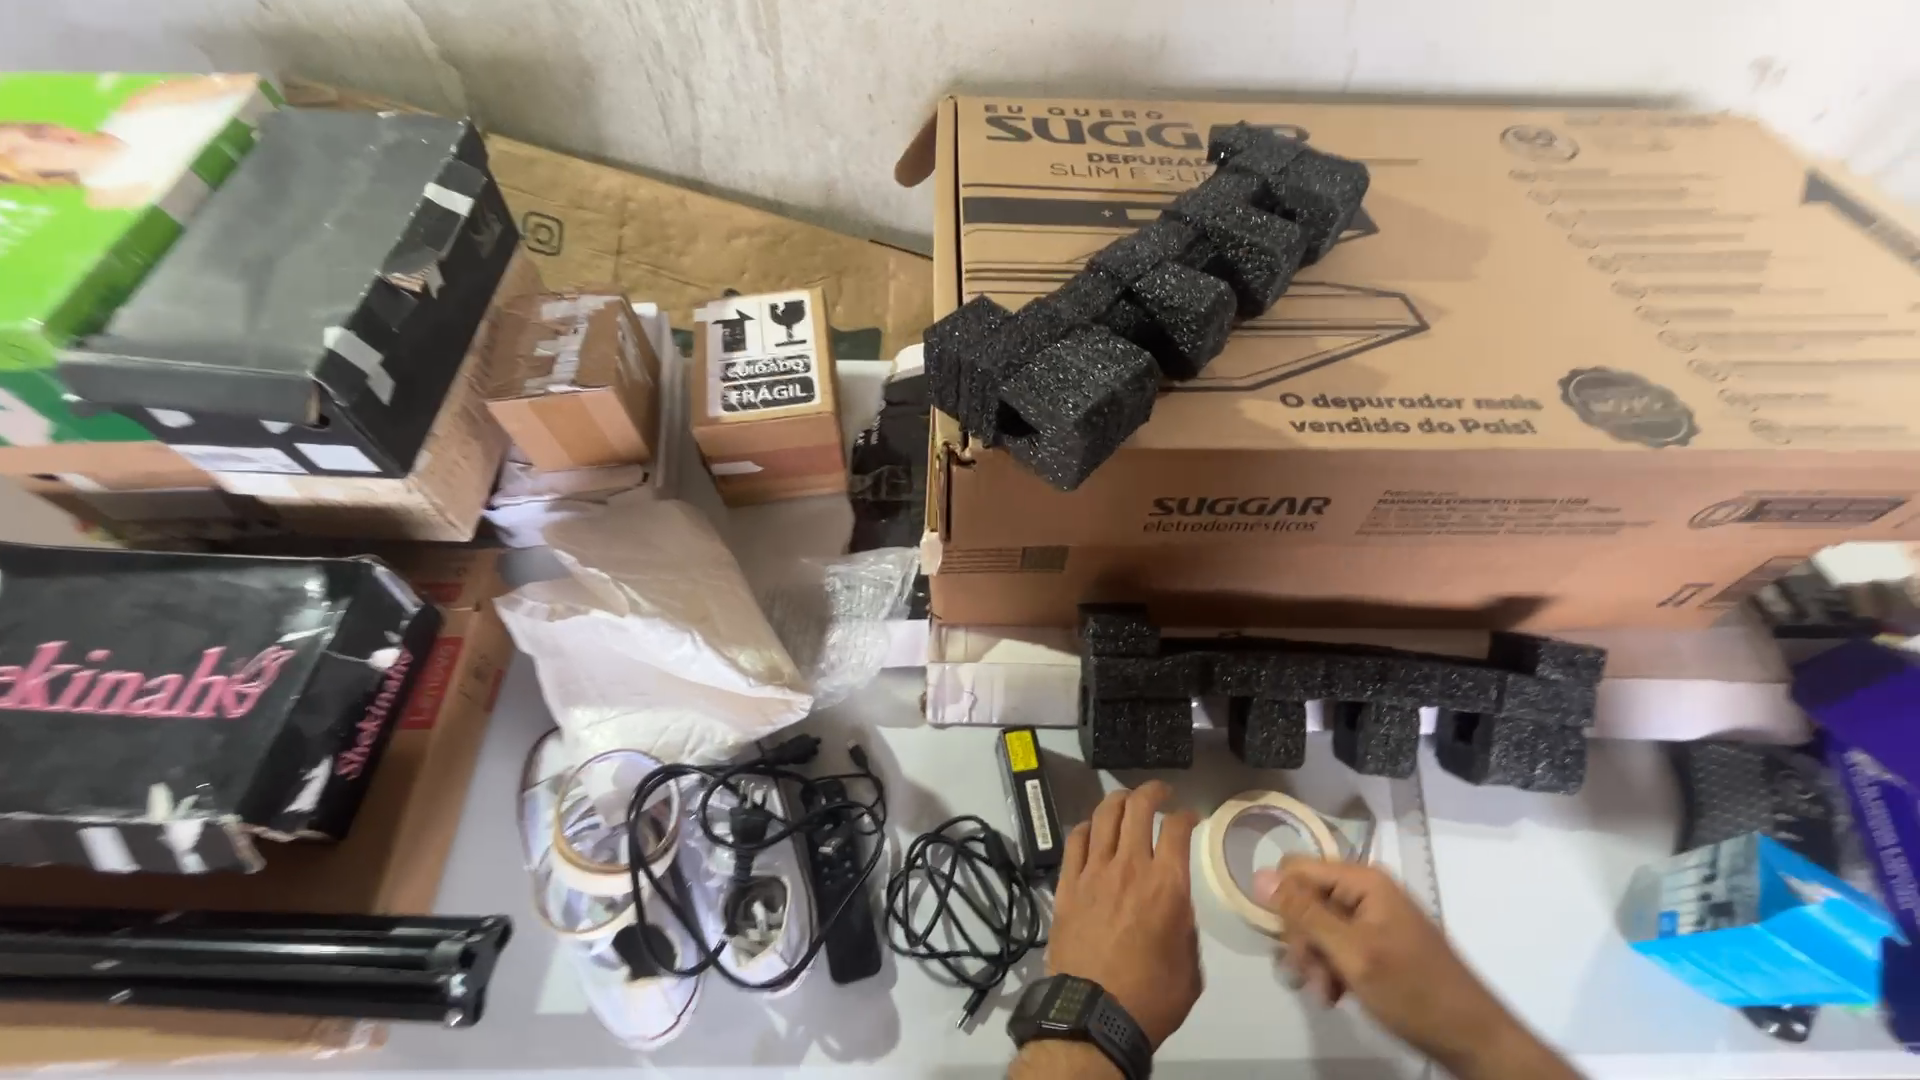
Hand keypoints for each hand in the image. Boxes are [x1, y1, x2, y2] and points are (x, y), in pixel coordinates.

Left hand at [1050, 780, 1202, 1048]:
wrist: (1094, 1015)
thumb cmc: (1151, 998)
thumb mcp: (1189, 966)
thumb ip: (1184, 925)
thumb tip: (1174, 906)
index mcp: (1167, 886)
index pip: (1176, 829)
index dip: (1186, 815)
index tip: (1189, 816)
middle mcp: (1130, 867)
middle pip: (1137, 808)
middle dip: (1152, 792)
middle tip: (1160, 792)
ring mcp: (1093, 872)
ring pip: (1104, 816)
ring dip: (1118, 800)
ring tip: (1126, 799)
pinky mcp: (1066, 884)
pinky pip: (1075, 840)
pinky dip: (1086, 827)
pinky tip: (1092, 828)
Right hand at [1256, 857, 1578, 1079]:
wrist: (1476, 1041)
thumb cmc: (1414, 993)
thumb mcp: (1352, 954)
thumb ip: (1304, 914)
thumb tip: (1258, 875)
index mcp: (1362, 879)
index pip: (1294, 869)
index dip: (1283, 905)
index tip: (1291, 946)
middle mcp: (1365, 888)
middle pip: (1304, 897)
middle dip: (1301, 939)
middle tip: (1311, 978)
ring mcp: (1373, 915)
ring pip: (1316, 923)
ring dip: (1314, 958)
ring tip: (1326, 992)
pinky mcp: (1377, 940)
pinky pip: (1336, 941)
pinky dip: (1330, 966)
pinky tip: (1336, 993)